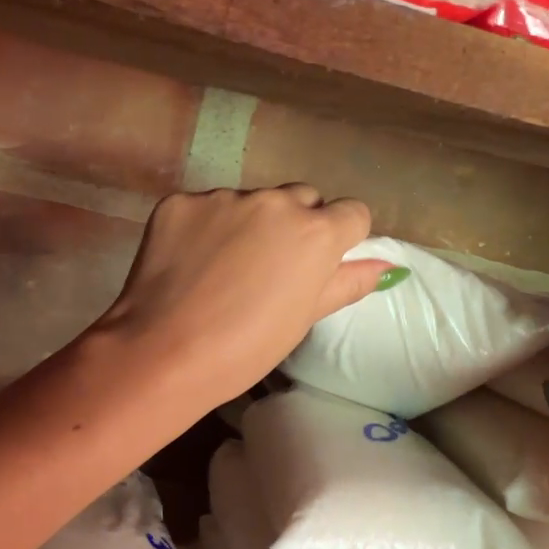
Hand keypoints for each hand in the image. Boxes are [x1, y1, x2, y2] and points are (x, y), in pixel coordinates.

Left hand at [88, 185, 389, 404]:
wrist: (163, 351)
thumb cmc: (245, 348)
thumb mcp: (303, 319)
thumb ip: (345, 283)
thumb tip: (386, 266)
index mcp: (315, 232)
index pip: (352, 213)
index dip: (341, 237)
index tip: (320, 264)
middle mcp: (274, 202)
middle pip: (301, 199)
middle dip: (295, 225)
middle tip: (270, 269)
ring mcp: (223, 198)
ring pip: (250, 201)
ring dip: (247, 224)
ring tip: (222, 270)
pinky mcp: (180, 202)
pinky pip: (205, 208)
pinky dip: (203, 228)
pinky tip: (188, 264)